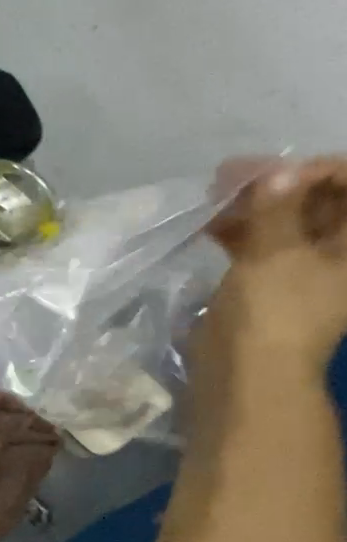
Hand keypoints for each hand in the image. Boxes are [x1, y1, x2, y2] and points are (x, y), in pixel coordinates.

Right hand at [204, 157, 346, 367]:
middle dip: (276, 185)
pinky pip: (263, 244)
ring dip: (253, 207)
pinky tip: (208, 226)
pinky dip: (240, 231)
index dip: (313, 171)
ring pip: (286, 221)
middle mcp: (344, 248)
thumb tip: (277, 170)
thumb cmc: (274, 311)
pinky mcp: (274, 280)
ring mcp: (309, 264)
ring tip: (211, 199)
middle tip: (227, 178)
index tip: (265, 173)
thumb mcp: (275, 255)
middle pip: (320, 200)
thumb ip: (275, 209)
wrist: (248, 371)